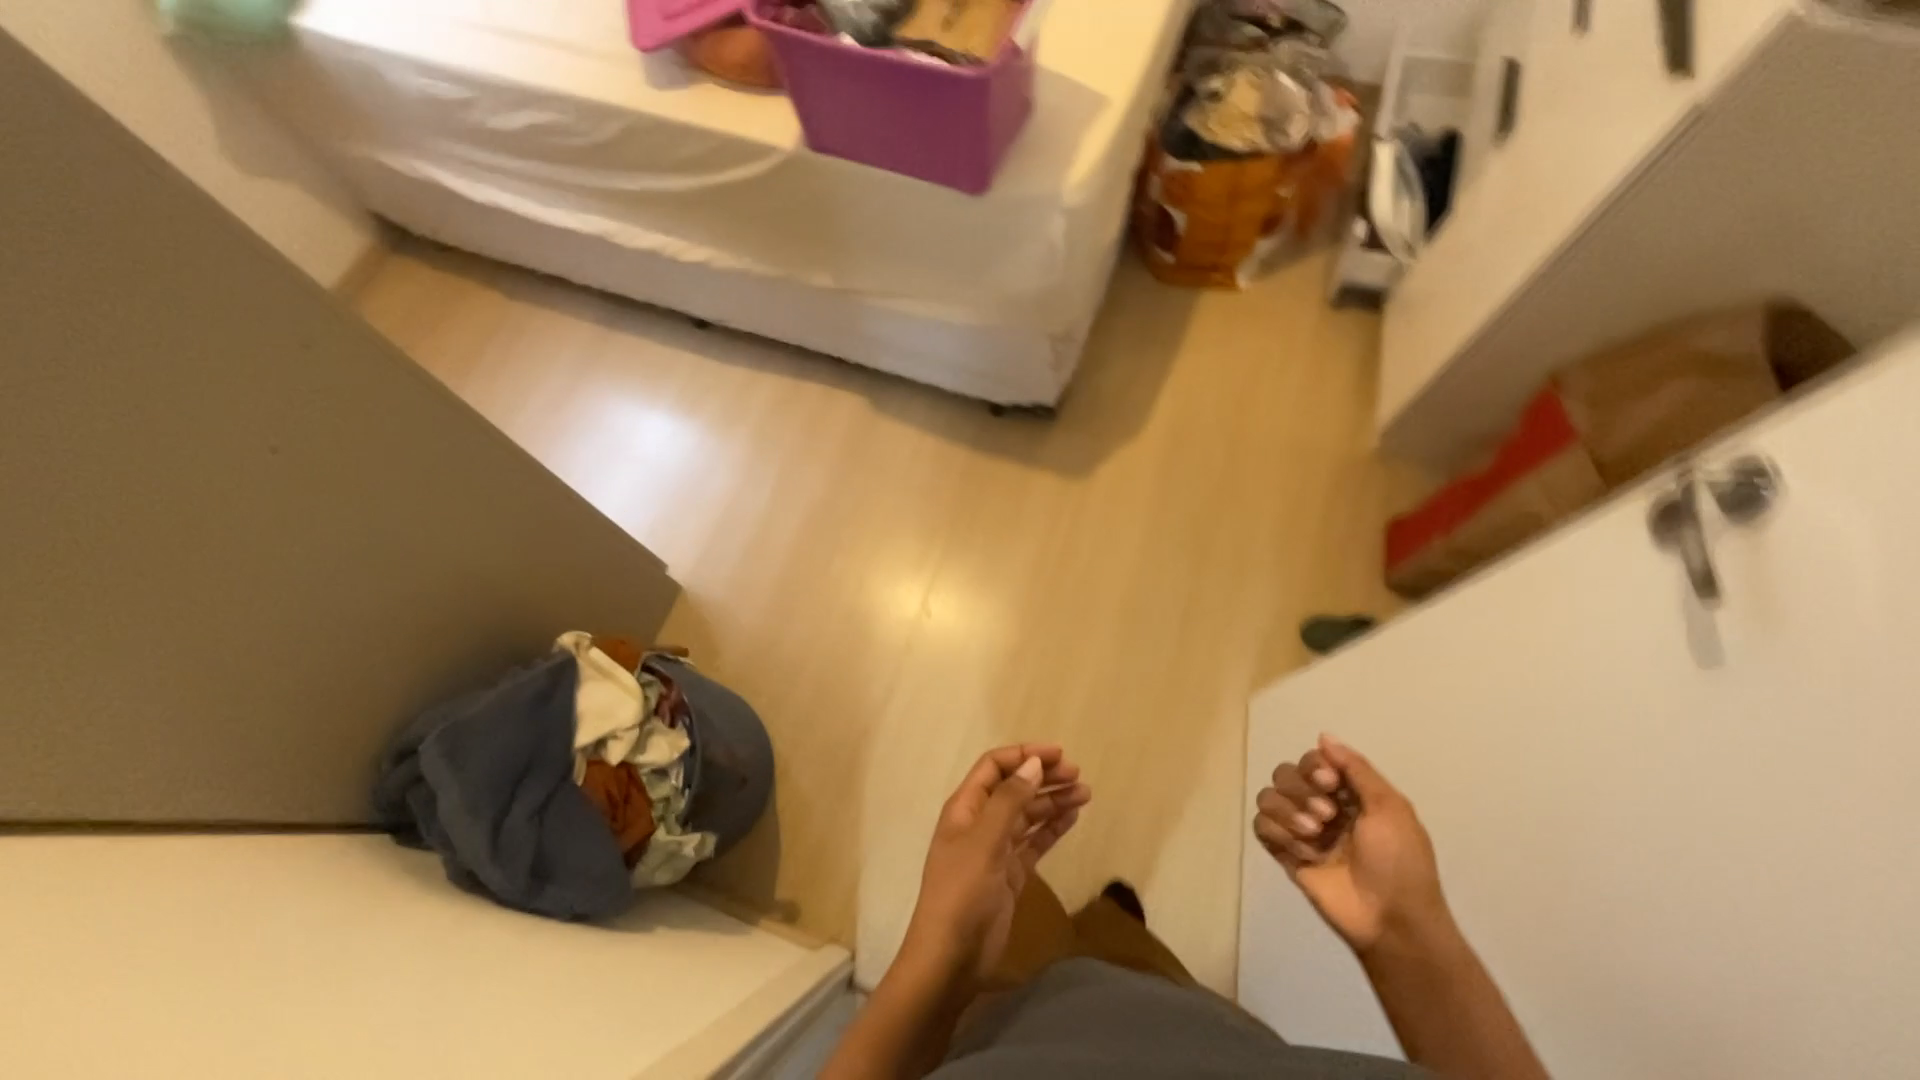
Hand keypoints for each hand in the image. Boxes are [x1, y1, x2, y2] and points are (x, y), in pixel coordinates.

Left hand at [899, 744, 1090, 990]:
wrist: (951, 956)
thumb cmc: (961, 892)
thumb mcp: (984, 841)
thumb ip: (1009, 800)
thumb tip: (1034, 764)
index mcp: (964, 808)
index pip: (994, 767)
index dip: (1024, 756)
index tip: (1059, 755)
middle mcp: (979, 823)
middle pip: (1014, 788)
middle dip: (1043, 778)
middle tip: (1078, 775)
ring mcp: (994, 850)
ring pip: (1027, 815)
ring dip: (1053, 802)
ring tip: (1085, 794)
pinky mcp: (1009, 875)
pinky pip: (1033, 842)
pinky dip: (1051, 829)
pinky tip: (1071, 818)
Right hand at [1254, 734, 1448, 953]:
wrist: (1391, 919)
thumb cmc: (1400, 862)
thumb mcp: (1391, 807)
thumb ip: (1357, 768)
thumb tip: (1323, 736)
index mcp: (1349, 794)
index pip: (1313, 761)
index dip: (1314, 766)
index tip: (1329, 783)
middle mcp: (1321, 807)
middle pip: (1285, 774)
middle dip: (1301, 791)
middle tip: (1327, 816)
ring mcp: (1301, 832)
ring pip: (1268, 797)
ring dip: (1288, 812)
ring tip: (1315, 835)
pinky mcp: (1285, 855)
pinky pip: (1262, 827)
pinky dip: (1279, 834)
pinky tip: (1304, 854)